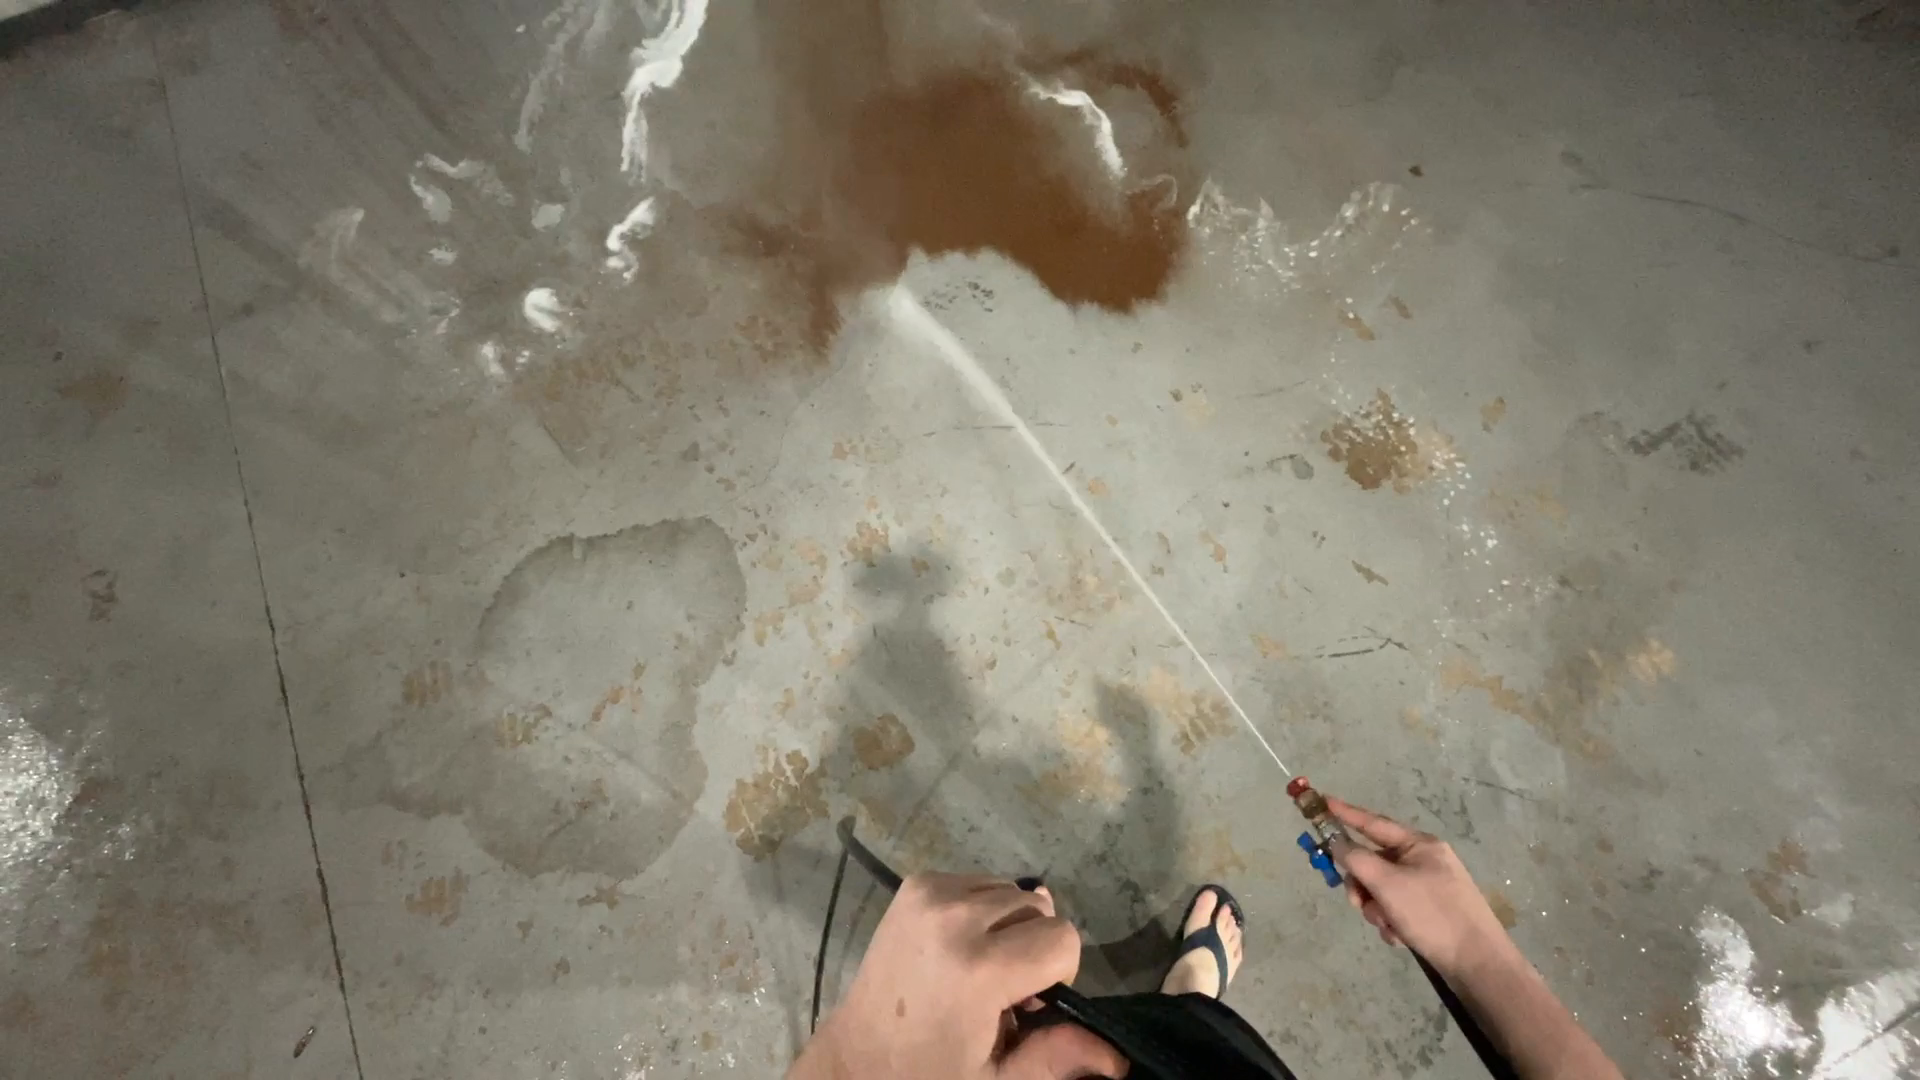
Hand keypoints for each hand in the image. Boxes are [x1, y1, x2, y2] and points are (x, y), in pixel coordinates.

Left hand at [791, 873, 1127, 1079]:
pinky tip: (958, 944)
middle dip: (1034, 945)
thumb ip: (1056, 1058)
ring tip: (978, 966)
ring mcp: (931, 892)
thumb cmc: (930, 1076)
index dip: (1059, 972)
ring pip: (1010, 889)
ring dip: (1008, 923)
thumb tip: (1118, 1056)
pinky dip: (981, 908)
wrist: (855, 1059)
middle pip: (1038, 906)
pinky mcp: (916, 882)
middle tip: (1003, 990)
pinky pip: (978, 881)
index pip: (1063, 936)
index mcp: (977, 968)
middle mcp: (955, 916)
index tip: (1032, 1001)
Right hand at [1326, 797, 1514, 978]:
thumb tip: (1336, 842)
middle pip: (1373, 861)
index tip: (1319, 801)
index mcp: (1419, 845)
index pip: (1372, 822)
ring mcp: (1428, 887)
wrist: (1481, 967)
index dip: (1343, 812)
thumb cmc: (1433, 915)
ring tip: (1386, 925)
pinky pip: (1395, 906)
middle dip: (1361, 883)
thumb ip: (1354, 858)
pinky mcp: (1431, 912)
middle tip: (1355, 901)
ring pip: (1381, 887)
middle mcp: (1424, 860)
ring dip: (1375, 906)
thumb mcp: (1387, 883)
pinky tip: (1398, 937)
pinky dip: (1390, 920)